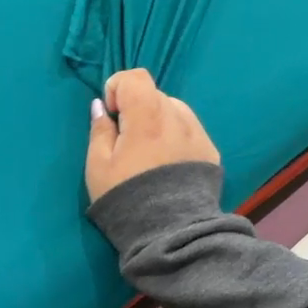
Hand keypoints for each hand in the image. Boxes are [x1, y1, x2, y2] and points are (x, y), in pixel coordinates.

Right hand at [85, 68, 220, 201]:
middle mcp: (176, 115)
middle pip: (153, 95)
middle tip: (126, 142)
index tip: (111, 116)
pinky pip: (188, 130)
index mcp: (147, 115)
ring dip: (157, 122)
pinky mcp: (209, 150)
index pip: (134, 78)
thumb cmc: (125, 196)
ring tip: (148, 155)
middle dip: (136, 110)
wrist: (169, 230)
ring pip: (173, 111)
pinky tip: (167, 165)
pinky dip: (174, 137)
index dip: (117, 89)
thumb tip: (101, 107)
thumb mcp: (98, 166)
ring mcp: (197, 132)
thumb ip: (99, 131)